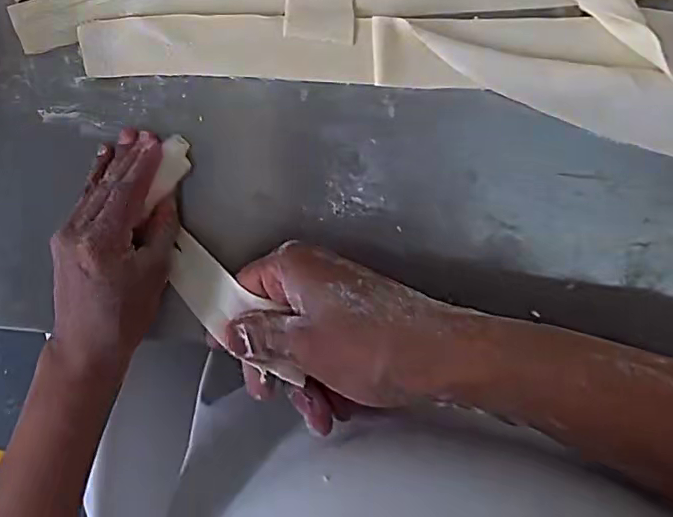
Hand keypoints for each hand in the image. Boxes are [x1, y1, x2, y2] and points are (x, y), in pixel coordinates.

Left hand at [47, 128, 179, 378]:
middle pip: (109, 185)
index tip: (156, 143)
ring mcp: (66, 232)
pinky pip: (85, 201)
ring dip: (113, 164)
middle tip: (144, 134)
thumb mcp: (154, 273)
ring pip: (94, 189)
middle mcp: (78, 229)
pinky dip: (97, 180)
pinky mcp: (63, 237)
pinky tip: (104, 161)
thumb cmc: (125, 317)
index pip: (126, 192)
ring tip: (126, 138)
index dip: (144, 166)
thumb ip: (161, 229)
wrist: (84, 348)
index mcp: (102, 240)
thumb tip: (165, 196)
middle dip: (129, 158)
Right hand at [227, 242, 474, 433]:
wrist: (443, 358)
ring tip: (320, 406)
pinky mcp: (355, 316)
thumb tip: (235, 331)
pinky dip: (326, 373)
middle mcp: (312, 272)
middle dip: (275, 362)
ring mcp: (335, 294)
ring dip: (303, 378)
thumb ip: (260, 338)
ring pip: (299, 337)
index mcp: (293, 266)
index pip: (243, 286)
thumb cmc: (379, 344)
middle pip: (270, 316)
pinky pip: (325, 343)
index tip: (228, 350)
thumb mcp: (303, 348)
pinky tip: (339, 400)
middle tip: (274, 389)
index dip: (233, 323)